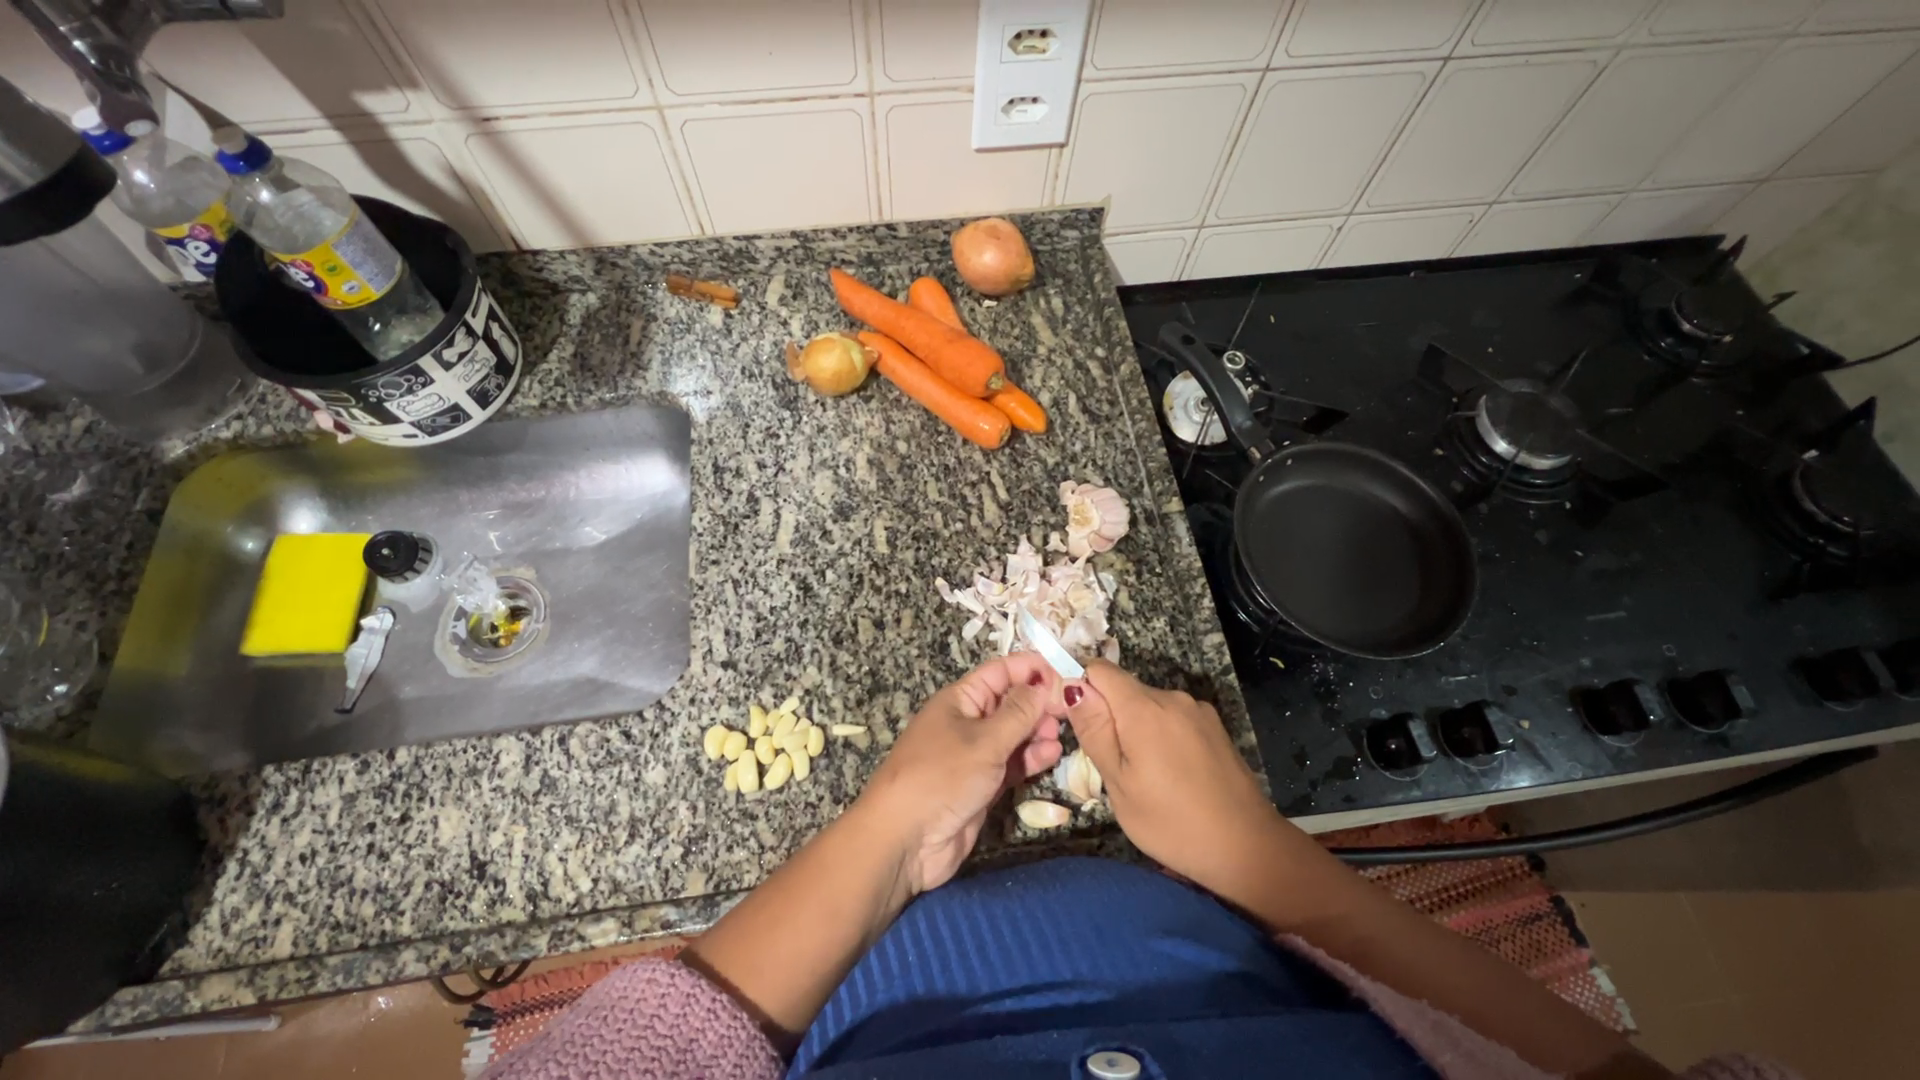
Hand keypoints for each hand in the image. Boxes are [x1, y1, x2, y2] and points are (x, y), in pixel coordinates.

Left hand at [858, 653, 1065, 895]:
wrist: (905, 839)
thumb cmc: (941, 777)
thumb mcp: (984, 741)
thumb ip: (1018, 713)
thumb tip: (1043, 684)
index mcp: (960, 699)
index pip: (1000, 672)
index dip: (1031, 670)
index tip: (1064, 676)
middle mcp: (967, 722)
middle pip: (1010, 702)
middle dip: (1039, 703)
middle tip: (1068, 712)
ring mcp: (975, 755)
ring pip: (1014, 734)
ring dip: (1038, 733)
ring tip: (1059, 737)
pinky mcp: (982, 785)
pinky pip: (1012, 763)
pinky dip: (1032, 759)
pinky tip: (1051, 756)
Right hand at [1065, 660, 1293, 905]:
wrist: (1247, 847)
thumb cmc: (1172, 823)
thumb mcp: (1119, 783)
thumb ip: (1094, 730)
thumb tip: (1073, 686)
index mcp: (1144, 708)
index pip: (1100, 671)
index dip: (1083, 691)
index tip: (1083, 729)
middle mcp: (1173, 698)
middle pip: (1125, 689)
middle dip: (1111, 717)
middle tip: (1114, 767)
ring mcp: (1198, 711)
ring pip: (1149, 706)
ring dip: (1137, 730)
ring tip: (1146, 777)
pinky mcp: (1215, 728)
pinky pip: (1173, 720)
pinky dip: (1163, 737)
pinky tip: (1173, 775)